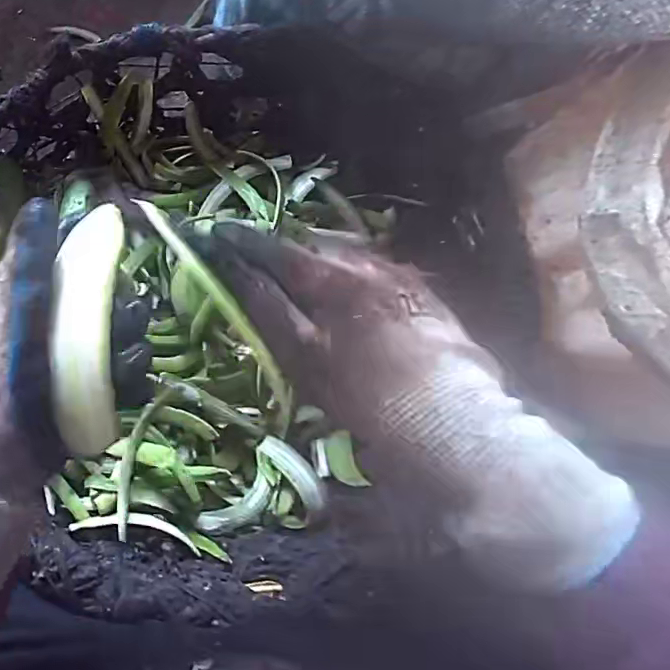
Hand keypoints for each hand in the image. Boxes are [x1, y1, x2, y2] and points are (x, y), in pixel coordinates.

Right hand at [201, 225, 640, 591]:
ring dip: (301, 256)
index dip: (233, 245)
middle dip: (266, 246)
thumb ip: (267, 310)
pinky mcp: (417, 289)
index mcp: (331, 285)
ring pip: (332, 251)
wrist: (462, 433)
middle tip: (240, 252)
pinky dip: (337, 269)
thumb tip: (236, 274)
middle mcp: (362, 270)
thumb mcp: (304, 363)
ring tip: (282, 269)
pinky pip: (363, 265)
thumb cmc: (372, 407)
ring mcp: (394, 276)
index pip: (267, 253)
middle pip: (299, 244)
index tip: (207, 236)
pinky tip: (333, 288)